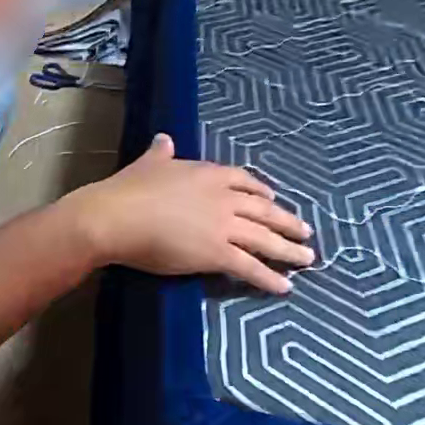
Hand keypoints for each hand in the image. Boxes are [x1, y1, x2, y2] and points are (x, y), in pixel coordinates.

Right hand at [67, 133, 312, 293]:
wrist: (117, 216)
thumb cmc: (129, 189)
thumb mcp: (148, 163)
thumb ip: (161, 152)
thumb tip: (165, 138)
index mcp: (208, 174)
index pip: (244, 180)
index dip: (262, 191)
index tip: (273, 197)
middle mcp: (224, 198)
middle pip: (264, 210)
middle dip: (287, 221)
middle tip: (306, 231)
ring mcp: (223, 226)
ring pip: (265, 239)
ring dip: (288, 250)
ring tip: (307, 259)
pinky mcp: (217, 253)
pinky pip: (250, 267)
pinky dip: (269, 278)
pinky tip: (284, 287)